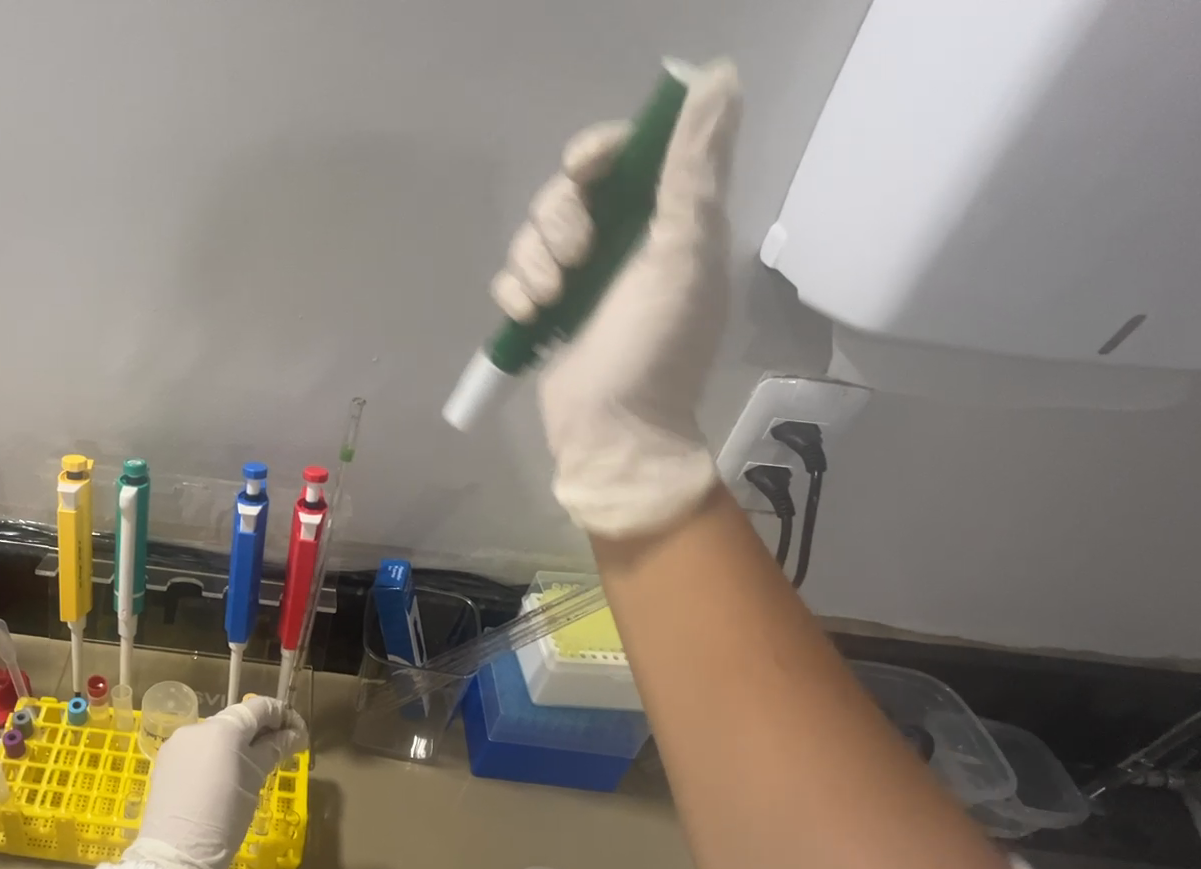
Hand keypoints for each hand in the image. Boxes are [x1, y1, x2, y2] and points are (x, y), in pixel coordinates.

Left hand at [125, 696, 306, 868]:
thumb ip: (273, 750)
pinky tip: (224, 780)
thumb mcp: (254, 782)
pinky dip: (217, 757)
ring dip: (239, 745)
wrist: (176, 854)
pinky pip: (199, 751)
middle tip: (282, 752)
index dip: (283, 716)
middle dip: (262, 732)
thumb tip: (294, 734)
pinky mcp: (166, 762)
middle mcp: (197, 727)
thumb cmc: (223, 818)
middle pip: (237, 720)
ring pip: (217, 736)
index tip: (298, 734)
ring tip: (254, 770)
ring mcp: (178, 744)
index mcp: (223, 728)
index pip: (259, 707)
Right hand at [491, 59, 742, 538]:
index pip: (626, 156)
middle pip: (568, 191)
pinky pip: (510, 276)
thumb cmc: (658, 348)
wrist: (612, 429)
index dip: (600, 152)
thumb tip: (719, 79)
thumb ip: (692, 172)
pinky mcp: (541, 309)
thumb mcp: (683, 256)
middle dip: (560, 220)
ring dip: (535, 262)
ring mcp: (576, 277)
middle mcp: (619, 241)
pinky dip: (516, 292)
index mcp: (664, 221)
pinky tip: (532, 318)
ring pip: (532, 232)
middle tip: (576, 259)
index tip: (588, 171)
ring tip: (550, 301)